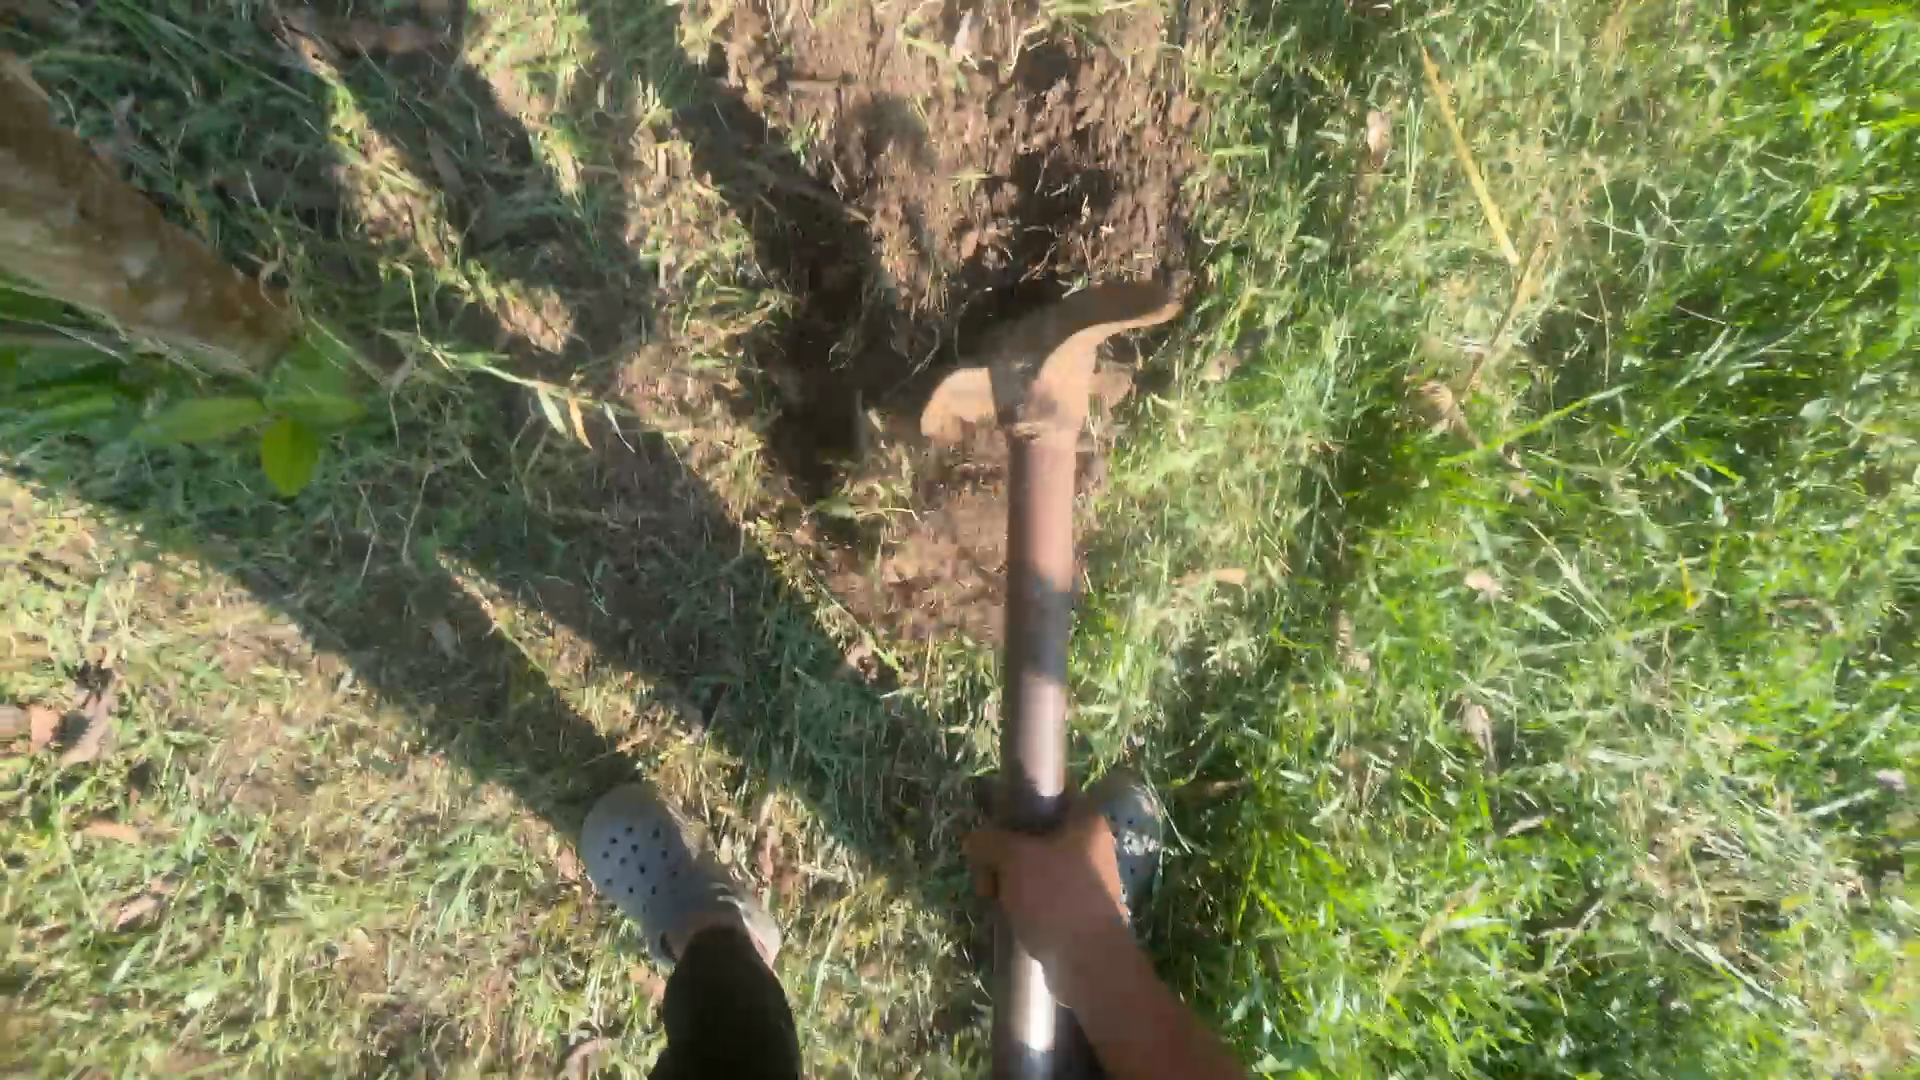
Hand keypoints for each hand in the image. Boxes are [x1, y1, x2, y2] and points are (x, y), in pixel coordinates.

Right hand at [964, 805, 1129, 970]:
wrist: (1090, 965)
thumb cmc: (1057, 896)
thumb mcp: (1014, 858)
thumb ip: (990, 841)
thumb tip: (973, 840)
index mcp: (1086, 820)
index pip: (1051, 792)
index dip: (1019, 799)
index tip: (994, 818)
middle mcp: (1091, 844)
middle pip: (1036, 833)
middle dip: (1005, 852)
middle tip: (987, 873)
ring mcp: (1087, 879)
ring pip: (1036, 865)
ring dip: (1010, 879)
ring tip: (993, 898)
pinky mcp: (1079, 909)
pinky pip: (1043, 893)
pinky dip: (1024, 900)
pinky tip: (1009, 915)